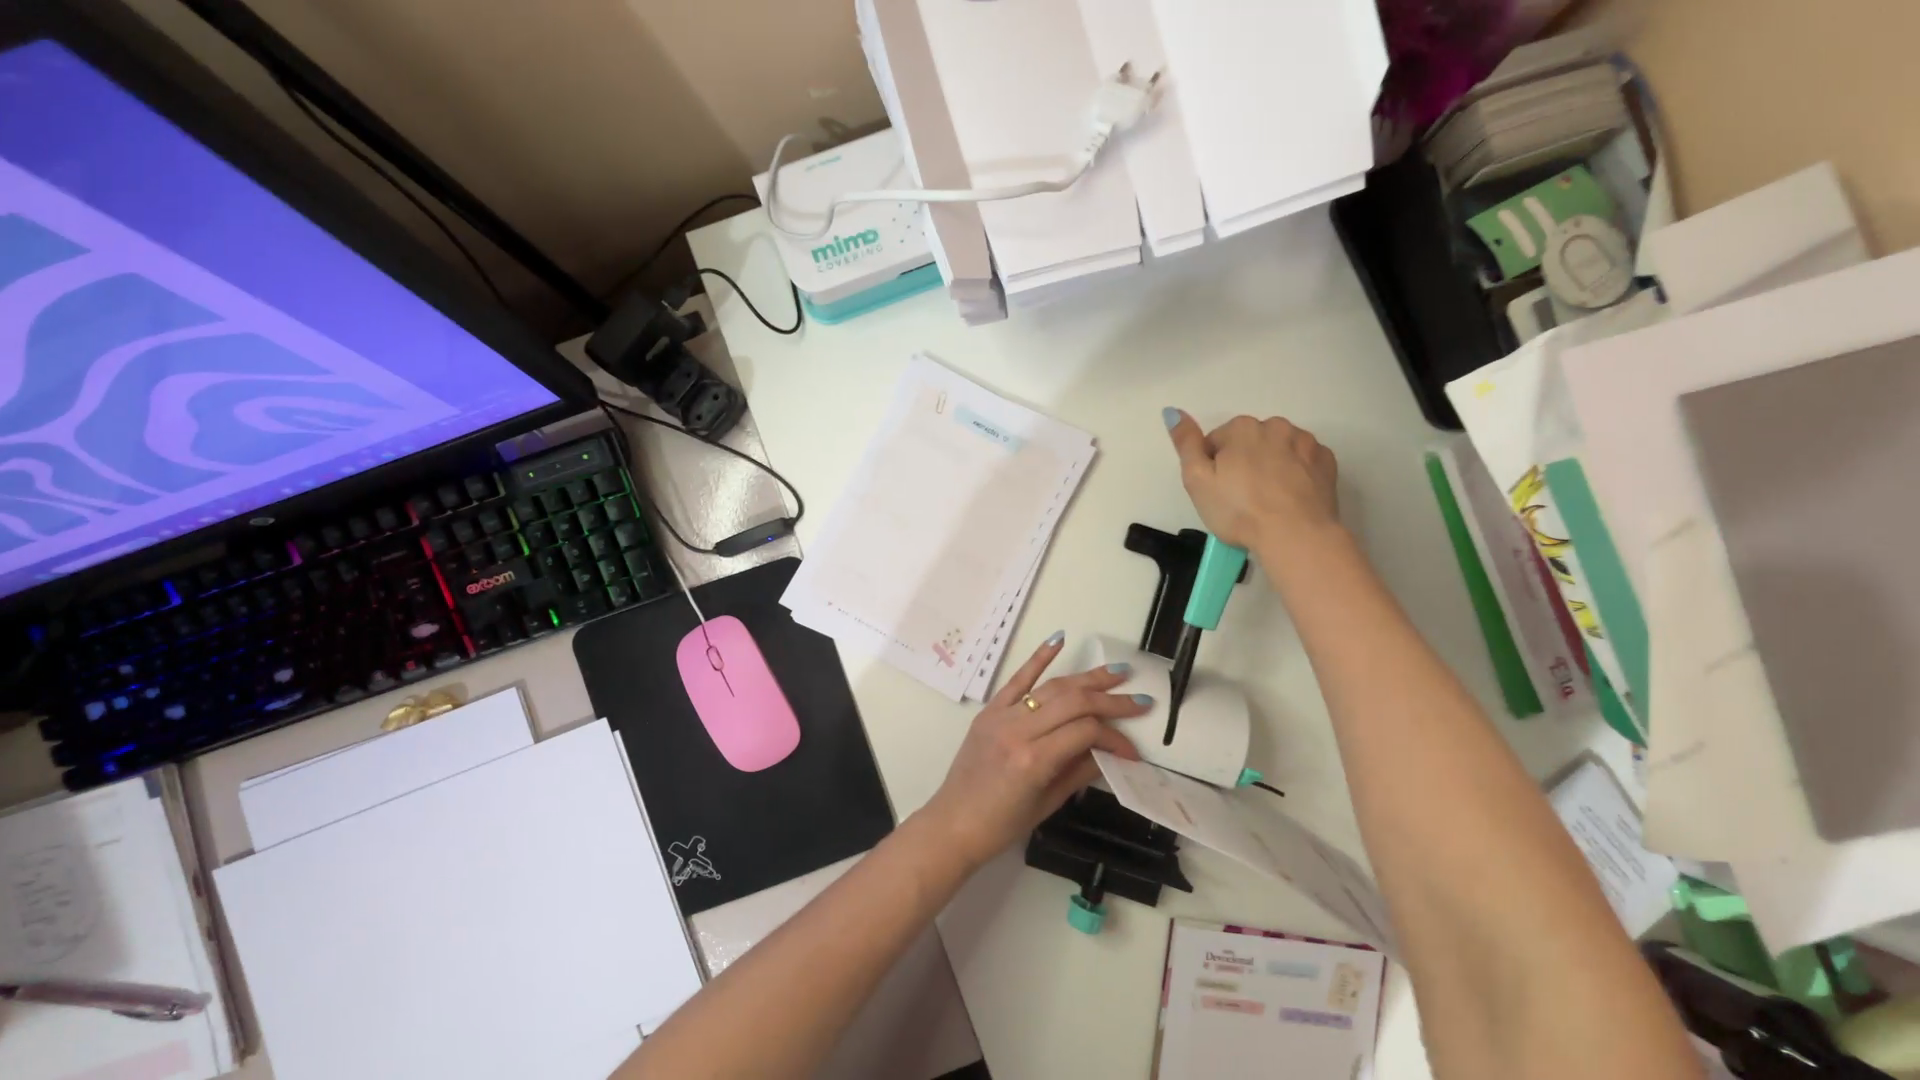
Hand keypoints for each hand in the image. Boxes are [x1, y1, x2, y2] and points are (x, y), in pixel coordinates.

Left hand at [917, 634, 1144, 870]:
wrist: (952, 824)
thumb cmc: (1001, 825)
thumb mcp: (1047, 803)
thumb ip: (1080, 771)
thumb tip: (1111, 752)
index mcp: (1033, 760)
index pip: (1087, 732)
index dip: (1115, 738)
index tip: (1132, 752)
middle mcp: (1018, 730)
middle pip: (1074, 702)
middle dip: (1111, 701)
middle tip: (1140, 701)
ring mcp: (1001, 717)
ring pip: (1052, 687)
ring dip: (1087, 678)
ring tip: (1117, 674)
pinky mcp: (989, 711)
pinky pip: (1017, 680)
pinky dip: (1039, 658)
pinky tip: (1059, 639)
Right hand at [1165, 410, 1340, 558]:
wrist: (1295, 535)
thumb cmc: (1239, 510)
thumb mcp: (1197, 480)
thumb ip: (1185, 442)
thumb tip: (1173, 411)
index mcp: (1241, 427)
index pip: (1216, 442)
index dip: (1213, 469)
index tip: (1218, 493)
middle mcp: (1276, 426)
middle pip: (1249, 443)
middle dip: (1243, 463)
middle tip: (1242, 499)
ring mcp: (1306, 442)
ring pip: (1279, 450)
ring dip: (1271, 466)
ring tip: (1268, 500)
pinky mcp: (1327, 462)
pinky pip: (1304, 462)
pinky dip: (1297, 474)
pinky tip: (1290, 497)